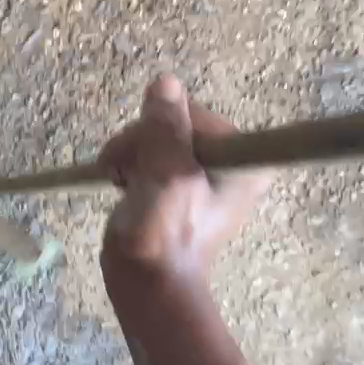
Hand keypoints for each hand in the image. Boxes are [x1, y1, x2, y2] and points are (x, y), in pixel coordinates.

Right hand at [98, 75, 270, 287]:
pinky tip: (123, 185)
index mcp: (243, 160)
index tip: (142, 158)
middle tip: (122, 174)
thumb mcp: (167, 177)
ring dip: (128, 155)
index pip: (193, 114)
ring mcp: (204, 175)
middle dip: (139, 144)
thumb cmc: (163, 235)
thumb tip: (165, 81)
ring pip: (155, 139)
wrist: (146, 283)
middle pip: (172, 125)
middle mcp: (231, 163)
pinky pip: (151, 156)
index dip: (159, 129)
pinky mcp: (179, 187)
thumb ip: (166, 129)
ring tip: (119, 182)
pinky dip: (130, 166)